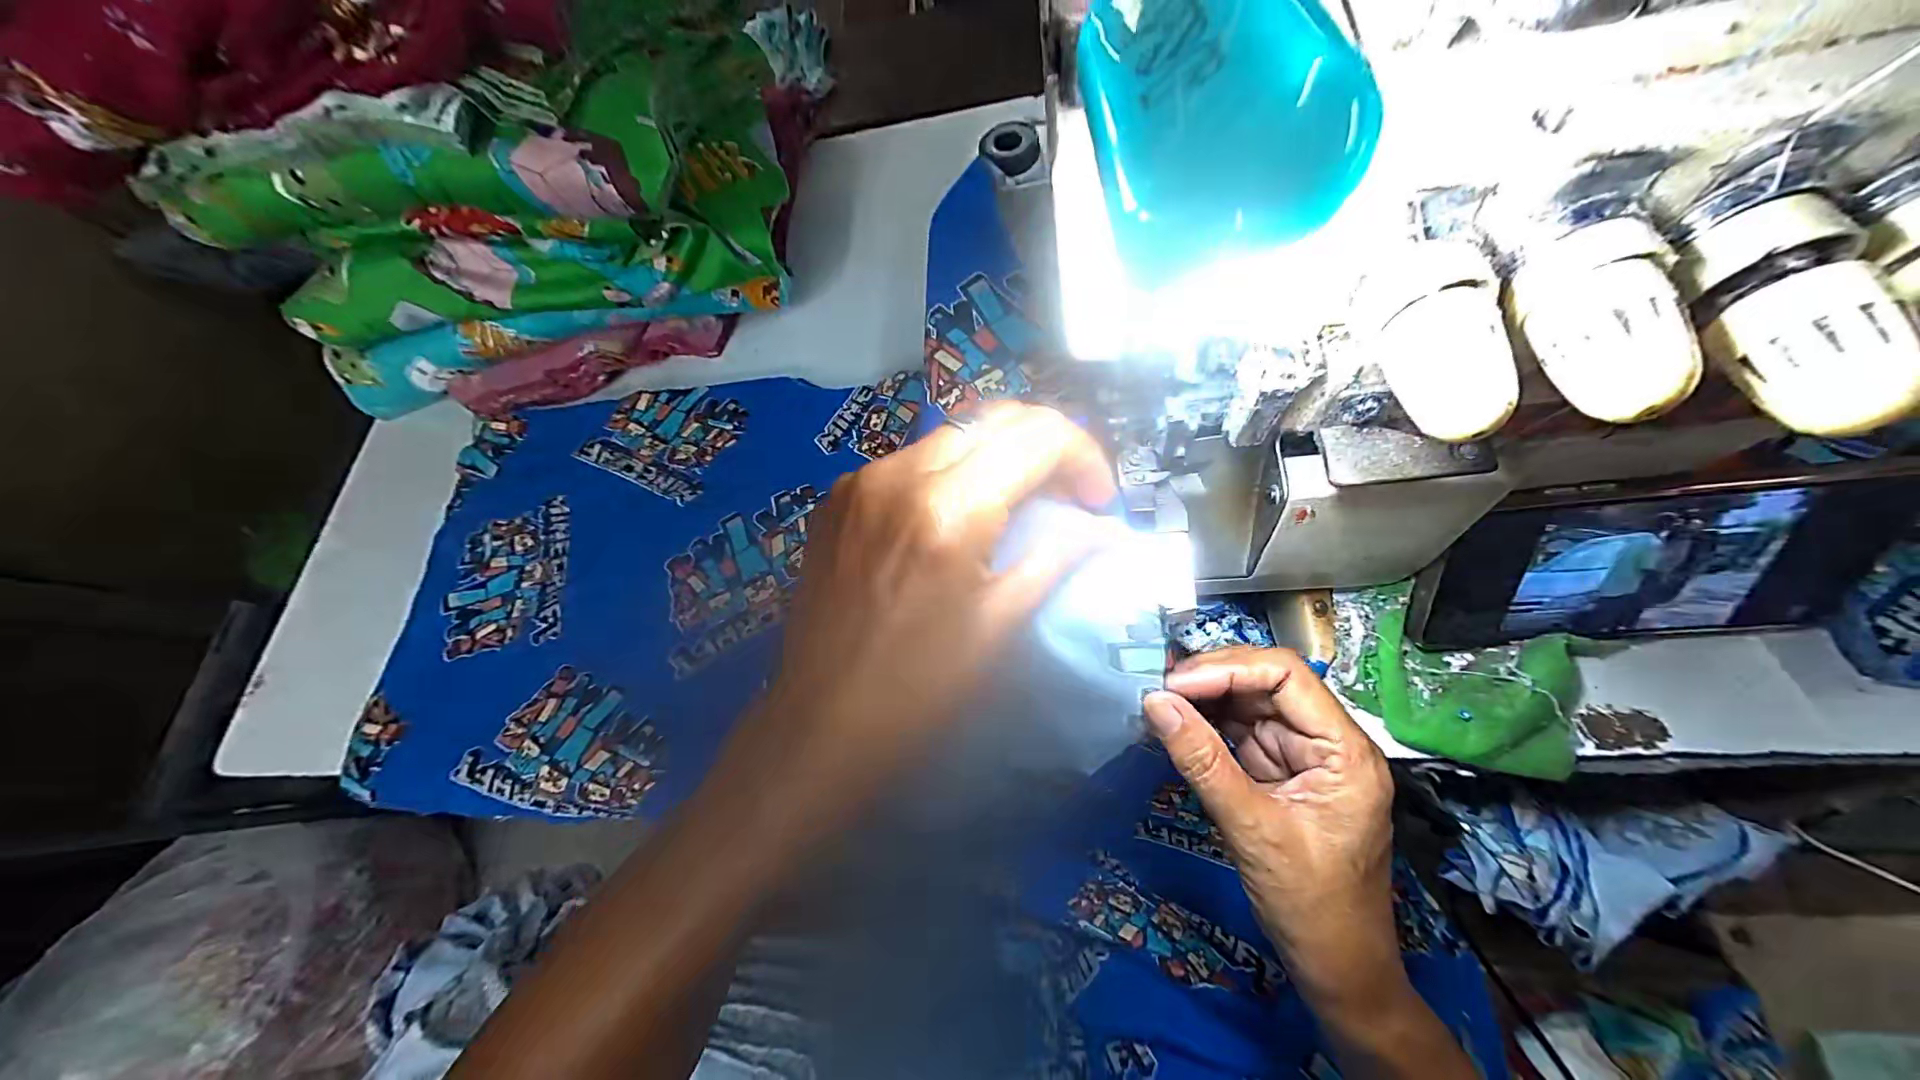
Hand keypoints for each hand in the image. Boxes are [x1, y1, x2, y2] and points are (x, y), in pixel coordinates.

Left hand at [737, 402, 1114, 828]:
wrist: (820, 722)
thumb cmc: (920, 688)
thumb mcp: (1001, 624)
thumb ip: (1056, 556)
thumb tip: (1104, 527)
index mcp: (950, 510)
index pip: (1039, 436)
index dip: (1085, 456)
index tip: (1097, 501)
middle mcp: (900, 474)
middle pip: (995, 419)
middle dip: (1044, 446)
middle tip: (1066, 495)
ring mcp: (860, 481)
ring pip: (951, 436)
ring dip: (996, 457)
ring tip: (1014, 506)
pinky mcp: (836, 498)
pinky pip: (909, 462)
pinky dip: (948, 474)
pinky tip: (954, 517)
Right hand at [1142, 647, 1398, 1004]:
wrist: (1336, 968)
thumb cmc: (1312, 906)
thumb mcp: (1253, 830)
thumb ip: (1203, 762)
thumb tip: (1155, 704)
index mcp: (1345, 751)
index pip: (1287, 677)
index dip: (1229, 669)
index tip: (1176, 683)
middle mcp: (1327, 743)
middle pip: (1266, 684)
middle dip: (1211, 681)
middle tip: (1159, 690)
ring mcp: (1302, 757)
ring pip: (1248, 706)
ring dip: (1203, 701)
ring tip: (1159, 702)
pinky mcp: (1279, 773)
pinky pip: (1238, 735)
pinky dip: (1206, 727)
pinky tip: (1177, 725)